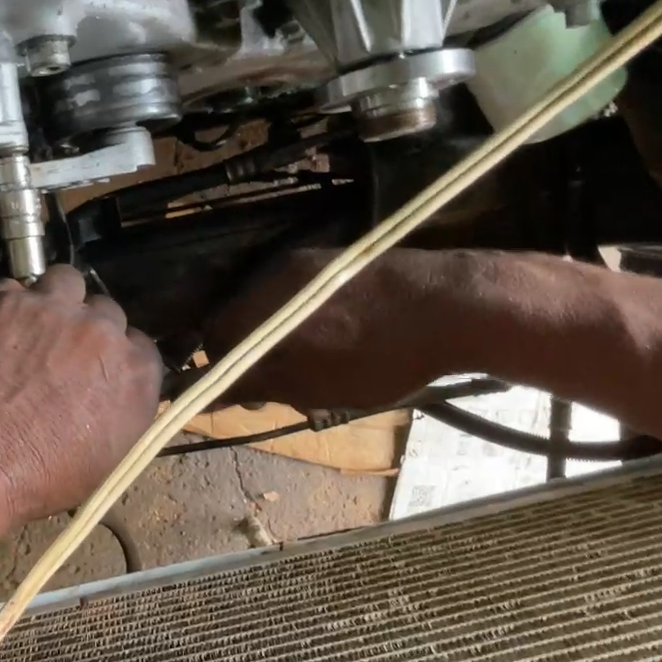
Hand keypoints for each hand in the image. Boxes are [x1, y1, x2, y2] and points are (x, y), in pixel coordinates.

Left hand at [0, 266, 162, 526]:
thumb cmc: (46, 475)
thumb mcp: (111, 456)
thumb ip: (126, 407)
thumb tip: (117, 390)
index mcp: (136, 371)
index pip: (139, 344)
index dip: (114, 355)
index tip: (94, 370)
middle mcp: (102, 330)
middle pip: (105, 309)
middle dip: (87, 326)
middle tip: (60, 351)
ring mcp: (54, 309)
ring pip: (65, 280)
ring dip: (54, 298)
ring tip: (32, 323)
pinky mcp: (7, 300)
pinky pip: (13, 288)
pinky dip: (6, 306)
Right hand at [203, 249, 474, 410]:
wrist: (456, 306)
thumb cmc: (376, 356)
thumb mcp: (309, 384)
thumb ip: (252, 384)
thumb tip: (205, 392)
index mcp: (259, 301)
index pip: (212, 335)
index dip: (223, 372)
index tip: (251, 399)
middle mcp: (276, 273)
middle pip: (243, 321)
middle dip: (257, 360)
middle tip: (290, 393)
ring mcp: (310, 262)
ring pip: (275, 312)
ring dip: (286, 347)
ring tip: (322, 376)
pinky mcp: (341, 264)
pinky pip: (305, 299)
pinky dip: (310, 328)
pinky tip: (344, 348)